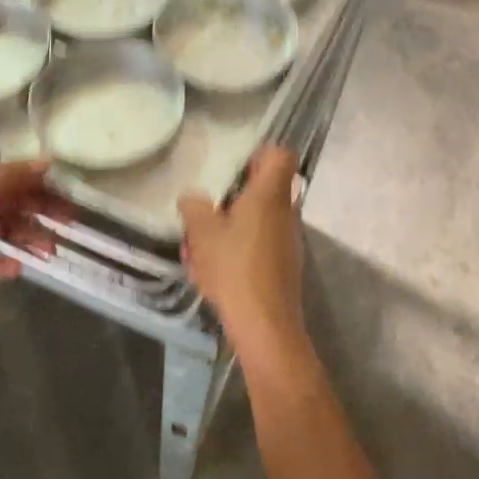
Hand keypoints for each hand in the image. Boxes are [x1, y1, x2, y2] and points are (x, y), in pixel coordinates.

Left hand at [0, 159, 60, 319]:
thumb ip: (14, 177)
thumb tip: (48, 159)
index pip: (13, 177)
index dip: (40, 185)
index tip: (69, 197)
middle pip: (12, 204)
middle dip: (40, 213)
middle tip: (69, 226)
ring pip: (4, 232)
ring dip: (28, 239)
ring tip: (49, 253)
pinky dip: (4, 263)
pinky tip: (15, 268)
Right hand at [178, 146, 306, 359]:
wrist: (264, 325)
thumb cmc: (234, 268)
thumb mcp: (202, 233)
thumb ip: (194, 208)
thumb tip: (191, 197)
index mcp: (270, 195)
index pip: (280, 156)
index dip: (260, 153)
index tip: (235, 164)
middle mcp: (285, 214)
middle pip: (264, 191)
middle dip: (233, 197)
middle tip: (206, 208)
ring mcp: (287, 242)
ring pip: (256, 221)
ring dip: (229, 228)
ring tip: (197, 246)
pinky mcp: (282, 267)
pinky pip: (256, 247)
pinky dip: (235, 251)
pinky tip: (209, 272)